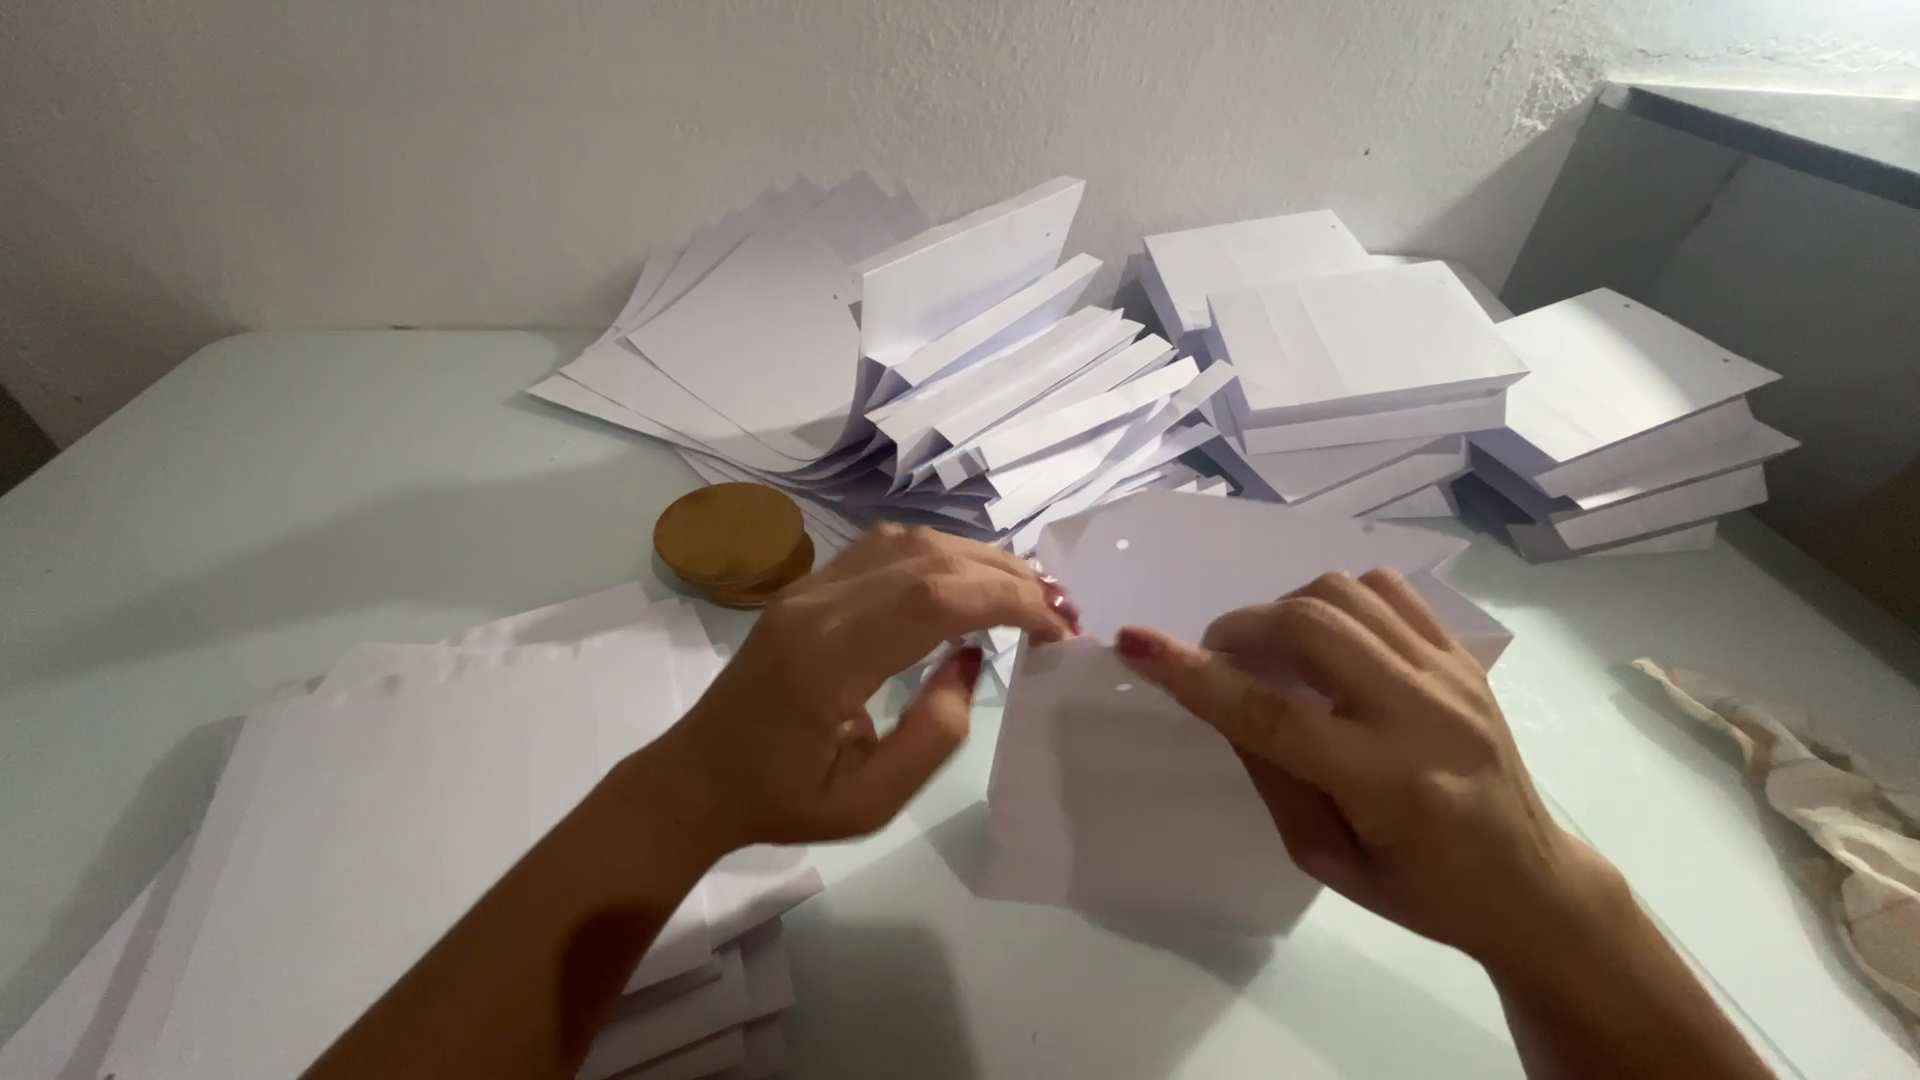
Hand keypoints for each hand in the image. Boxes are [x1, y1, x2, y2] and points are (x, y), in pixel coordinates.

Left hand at [656, 525, 1076, 851]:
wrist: (700, 775)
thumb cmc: (784, 800)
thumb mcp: (871, 800)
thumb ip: (935, 732)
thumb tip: (971, 658)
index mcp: (828, 660)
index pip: (933, 600)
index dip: (1006, 601)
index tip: (1056, 628)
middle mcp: (816, 605)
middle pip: (927, 558)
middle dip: (1005, 575)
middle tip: (1057, 608)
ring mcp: (808, 587)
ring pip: (907, 540)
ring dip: (975, 556)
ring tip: (1025, 590)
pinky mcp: (808, 585)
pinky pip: (883, 548)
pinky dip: (939, 554)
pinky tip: (967, 578)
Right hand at [1113, 569, 1622, 972]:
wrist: (1533, 881)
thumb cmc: (1418, 887)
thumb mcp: (1322, 853)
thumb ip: (1269, 767)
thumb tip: (1219, 694)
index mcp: (1389, 783)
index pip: (1271, 713)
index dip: (1196, 676)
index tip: (1138, 644)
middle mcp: (1425, 715)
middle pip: (1309, 628)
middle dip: (1239, 630)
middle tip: (1217, 656)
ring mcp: (1451, 675)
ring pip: (1343, 593)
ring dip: (1281, 609)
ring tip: (1270, 647)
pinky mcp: (1464, 656)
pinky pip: (1386, 589)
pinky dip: (1334, 597)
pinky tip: (1324, 633)